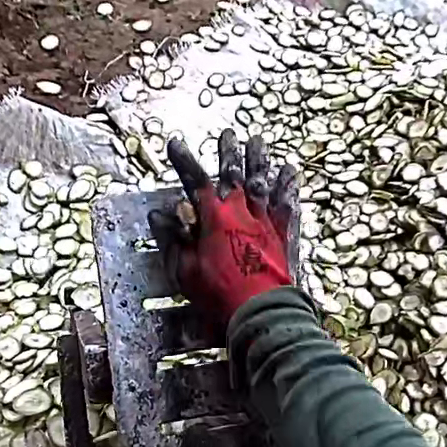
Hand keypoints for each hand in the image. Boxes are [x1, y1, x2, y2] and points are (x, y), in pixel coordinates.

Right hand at [147, 129, 298, 330]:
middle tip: (229, 135)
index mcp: (214, 218)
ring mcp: (263, 222)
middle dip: (229, 153)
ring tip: (258, 142)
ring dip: (259, 161)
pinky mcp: (280, 235)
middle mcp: (240, 212)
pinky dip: (285, 186)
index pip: (195, 182)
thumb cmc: (218, 293)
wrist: (260, 311)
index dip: (184, 161)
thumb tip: (159, 214)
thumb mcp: (185, 270)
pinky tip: (287, 172)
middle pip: (234, 174)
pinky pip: (284, 204)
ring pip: (261, 182)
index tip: (175, 144)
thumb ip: (172, 239)